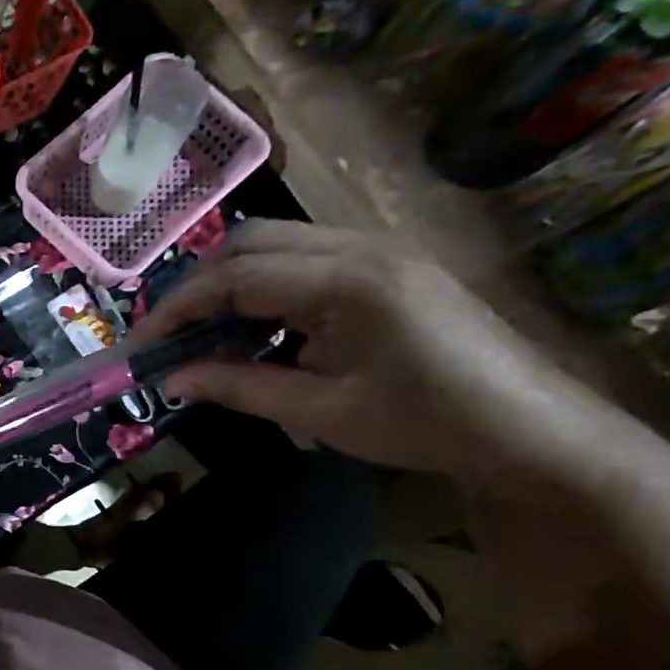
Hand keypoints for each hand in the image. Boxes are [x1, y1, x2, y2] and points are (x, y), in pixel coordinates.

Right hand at [132, 220, 618, 481]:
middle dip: (197, 286)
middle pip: (249, 242)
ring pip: (275, 244)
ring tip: (203, 333)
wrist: (530, 427)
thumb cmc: (422, 424)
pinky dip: (262, 286)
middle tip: (168, 334)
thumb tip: (170, 380)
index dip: (177, 308)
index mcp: (349, 283)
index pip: (235, 277)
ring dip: (228, 283)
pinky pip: (304, 258)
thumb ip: (237, 387)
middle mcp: (363, 248)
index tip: (140, 343)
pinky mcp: (387, 265)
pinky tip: (254, 327)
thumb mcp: (317, 412)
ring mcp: (380, 250)